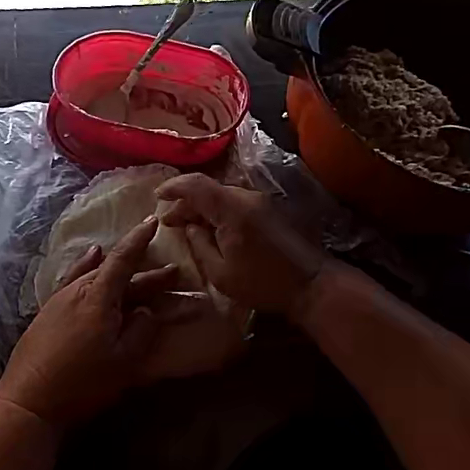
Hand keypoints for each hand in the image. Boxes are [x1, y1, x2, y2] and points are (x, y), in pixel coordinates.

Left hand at [0, 217, 184, 428]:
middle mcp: (78, 289)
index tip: (153, 221)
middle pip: (114, 272)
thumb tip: (148, 311)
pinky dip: (86, 269)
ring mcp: (60, 299)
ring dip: (115, 271)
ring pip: (93, 275)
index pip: (123, 259)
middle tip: (170, 272)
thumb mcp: (123, 362)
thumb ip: (140, 332)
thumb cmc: (82, 383)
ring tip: (128, 257)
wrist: (28, 399)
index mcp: (99, 297)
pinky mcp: (48, 311)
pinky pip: (73, 280)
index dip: (139, 239)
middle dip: (143, 271)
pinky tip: (87, 264)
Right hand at [156, 174, 329, 318]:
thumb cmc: (263, 283)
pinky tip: (211, 229)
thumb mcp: (220, 272)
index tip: (157, 196)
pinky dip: (218, 211)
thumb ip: (199, 244)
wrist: (312, 284)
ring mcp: (260, 201)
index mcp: (232, 209)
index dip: (173, 187)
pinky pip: (235, 202)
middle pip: (208, 189)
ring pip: (221, 195)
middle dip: (185, 202)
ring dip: (202, 207)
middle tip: (169, 222)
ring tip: (188, 227)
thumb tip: (189, 227)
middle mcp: (246, 197)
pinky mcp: (269, 209)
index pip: (196, 185)